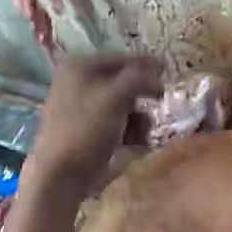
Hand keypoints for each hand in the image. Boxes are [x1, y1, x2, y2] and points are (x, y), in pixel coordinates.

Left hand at [22, 54, 161, 193]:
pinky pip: (118, 123)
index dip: (147, 65)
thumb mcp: (114, 98)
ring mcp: (84, 108)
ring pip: (124, 106)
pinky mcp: (90, 130)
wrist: (62, 172)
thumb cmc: (86, 130)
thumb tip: (159, 75)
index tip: (169, 74)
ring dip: (140, 119)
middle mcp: (80, 83)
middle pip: (124, 83)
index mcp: (80, 67)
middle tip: (161, 105)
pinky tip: (136, 144)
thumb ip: (138, 80)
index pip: (122, 59)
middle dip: (144, 97)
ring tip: (144, 134)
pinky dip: (131, 132)